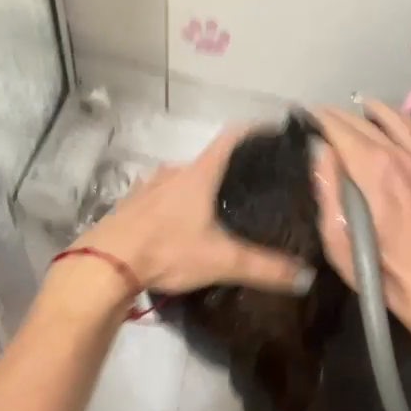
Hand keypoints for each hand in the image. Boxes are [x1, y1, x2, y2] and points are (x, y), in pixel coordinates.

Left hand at [71, 127, 311, 296]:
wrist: (104, 265)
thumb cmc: (167, 250)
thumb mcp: (222, 261)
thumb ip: (265, 269)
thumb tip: (306, 277)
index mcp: (199, 174)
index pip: (233, 137)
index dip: (256, 132)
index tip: (276, 136)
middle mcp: (174, 172)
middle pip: (210, 162)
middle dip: (232, 172)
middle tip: (256, 189)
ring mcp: (149, 188)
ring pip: (184, 181)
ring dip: (203, 191)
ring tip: (223, 212)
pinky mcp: (132, 207)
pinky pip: (164, 199)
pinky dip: (179, 207)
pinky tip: (185, 227)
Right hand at [307, 100, 410, 335]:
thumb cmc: (379, 270)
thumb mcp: (338, 238)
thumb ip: (328, 189)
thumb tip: (320, 150)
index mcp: (373, 171)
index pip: (341, 130)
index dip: (322, 120)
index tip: (308, 116)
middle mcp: (401, 156)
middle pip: (366, 122)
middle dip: (342, 116)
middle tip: (324, 116)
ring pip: (400, 119)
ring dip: (376, 111)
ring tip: (360, 108)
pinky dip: (406, 122)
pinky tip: (397, 124)